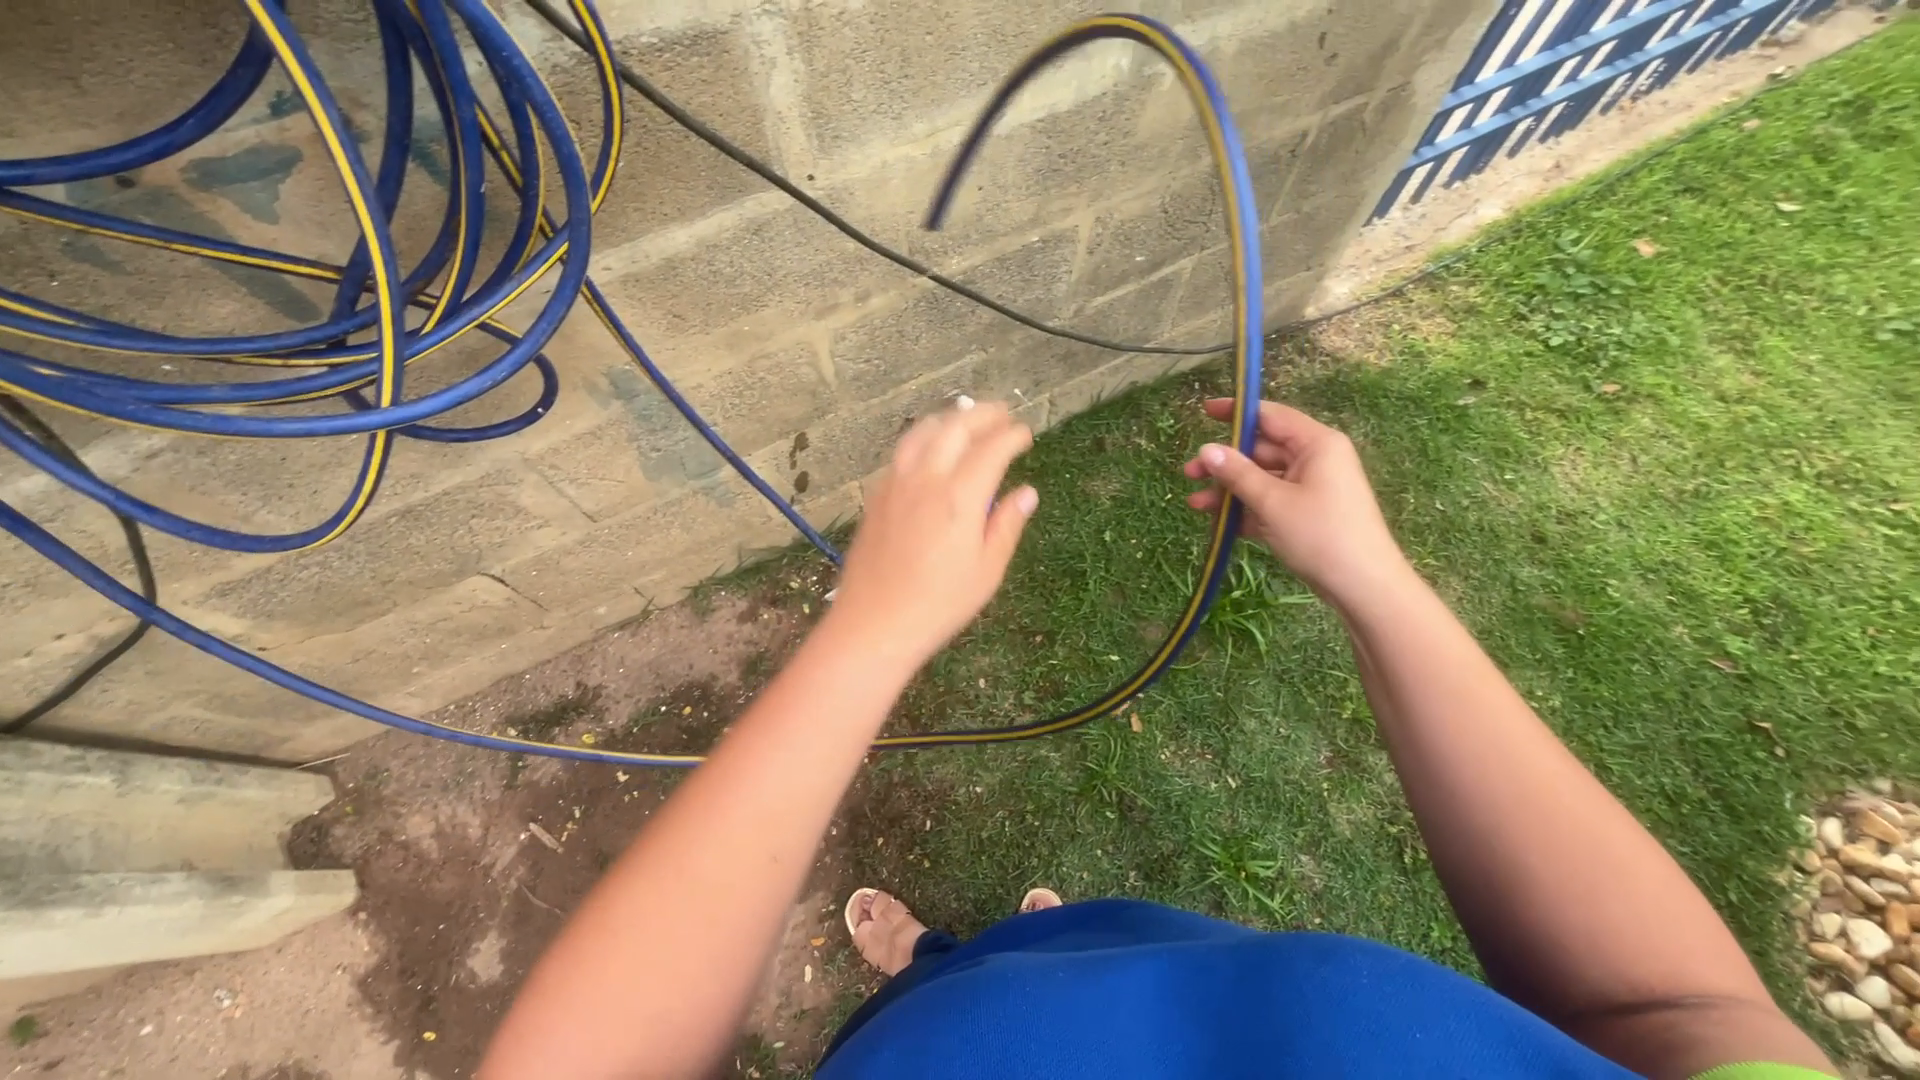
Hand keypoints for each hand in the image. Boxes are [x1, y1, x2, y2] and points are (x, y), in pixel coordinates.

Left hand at [828, 401, 1037, 668]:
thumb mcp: (986, 571)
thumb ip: (1007, 526)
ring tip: (967, 420)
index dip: (1012, 436)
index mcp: (959, 498)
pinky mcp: (876, 495)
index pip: (991, 449)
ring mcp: (895, 484)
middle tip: (1003, 414)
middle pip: (955, 427)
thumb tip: (1026, 494)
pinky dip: (924, 439)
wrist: (874, 624)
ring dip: (949, 419)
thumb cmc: (939, 605)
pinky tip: (931, 450)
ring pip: (922, 432)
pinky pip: (902, 452)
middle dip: (984, 415)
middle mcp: (925, 480)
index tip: (1026, 434)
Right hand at [1184, 398, 1409, 605]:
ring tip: (1195, 505)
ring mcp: (1312, 487)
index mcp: (1316, 444)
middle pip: (1262, 450)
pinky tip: (1218, 524)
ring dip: (1229, 491)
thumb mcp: (1272, 502)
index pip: (1270, 416)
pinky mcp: (1306, 513)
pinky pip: (1270, 502)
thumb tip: (1206, 449)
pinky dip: (1246, 510)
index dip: (1236, 413)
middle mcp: (1316, 459)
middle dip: (1224, 463)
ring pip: (1262, 479)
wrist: (1363, 586)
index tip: (1204, 411)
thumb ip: (1237, 473)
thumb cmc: (1321, 534)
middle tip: (1188, 474)